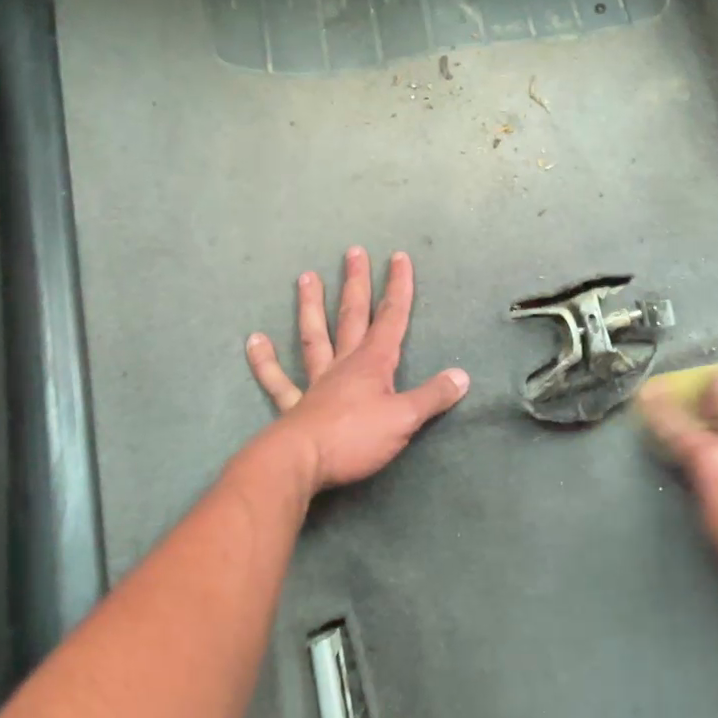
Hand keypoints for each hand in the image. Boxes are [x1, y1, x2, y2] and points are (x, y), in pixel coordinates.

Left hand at [244, 247, 468, 491]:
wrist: (299, 464)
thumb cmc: (356, 438)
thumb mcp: (405, 418)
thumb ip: (433, 396)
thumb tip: (462, 376)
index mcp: (373, 362)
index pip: (392, 317)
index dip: (398, 287)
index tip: (398, 257)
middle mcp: (344, 364)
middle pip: (352, 316)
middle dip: (356, 283)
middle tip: (353, 252)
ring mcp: (315, 383)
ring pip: (314, 337)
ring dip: (311, 306)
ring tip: (306, 277)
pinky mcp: (294, 407)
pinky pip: (277, 381)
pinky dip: (265, 361)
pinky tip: (254, 340)